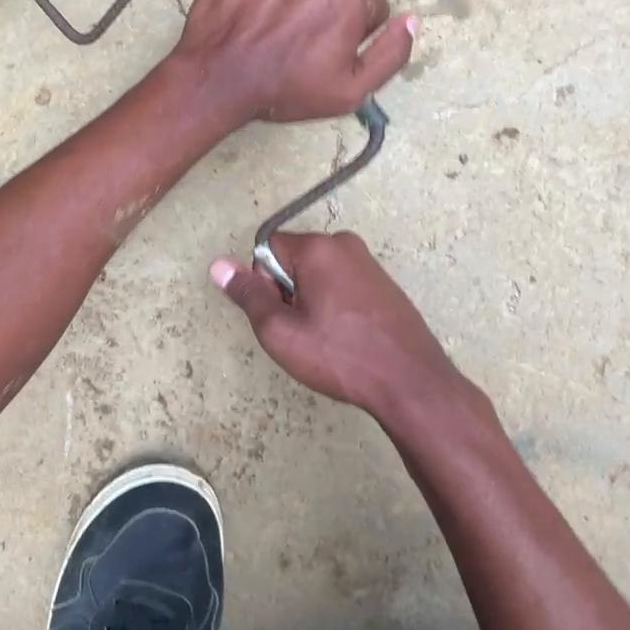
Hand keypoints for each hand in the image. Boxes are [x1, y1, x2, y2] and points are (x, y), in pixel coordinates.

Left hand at [172, 0, 414, 123]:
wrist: (217, 79)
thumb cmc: (282, 88)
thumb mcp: (351, 92)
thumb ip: (393, 54)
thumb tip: (412, 20)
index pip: (366, 5)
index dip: (345, 29)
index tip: (317, 45)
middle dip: (319, 2)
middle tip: (288, 31)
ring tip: (268, 10)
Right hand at [211, 232, 473, 417]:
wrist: (412, 384)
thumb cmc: (341, 356)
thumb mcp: (280, 331)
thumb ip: (247, 294)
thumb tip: (218, 265)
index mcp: (318, 248)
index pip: (266, 249)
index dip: (265, 285)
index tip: (284, 315)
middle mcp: (344, 245)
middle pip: (293, 261)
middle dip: (289, 293)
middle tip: (304, 332)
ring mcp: (368, 264)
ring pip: (317, 276)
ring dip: (312, 303)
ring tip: (328, 340)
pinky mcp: (384, 285)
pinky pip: (342, 286)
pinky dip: (336, 308)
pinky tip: (348, 340)